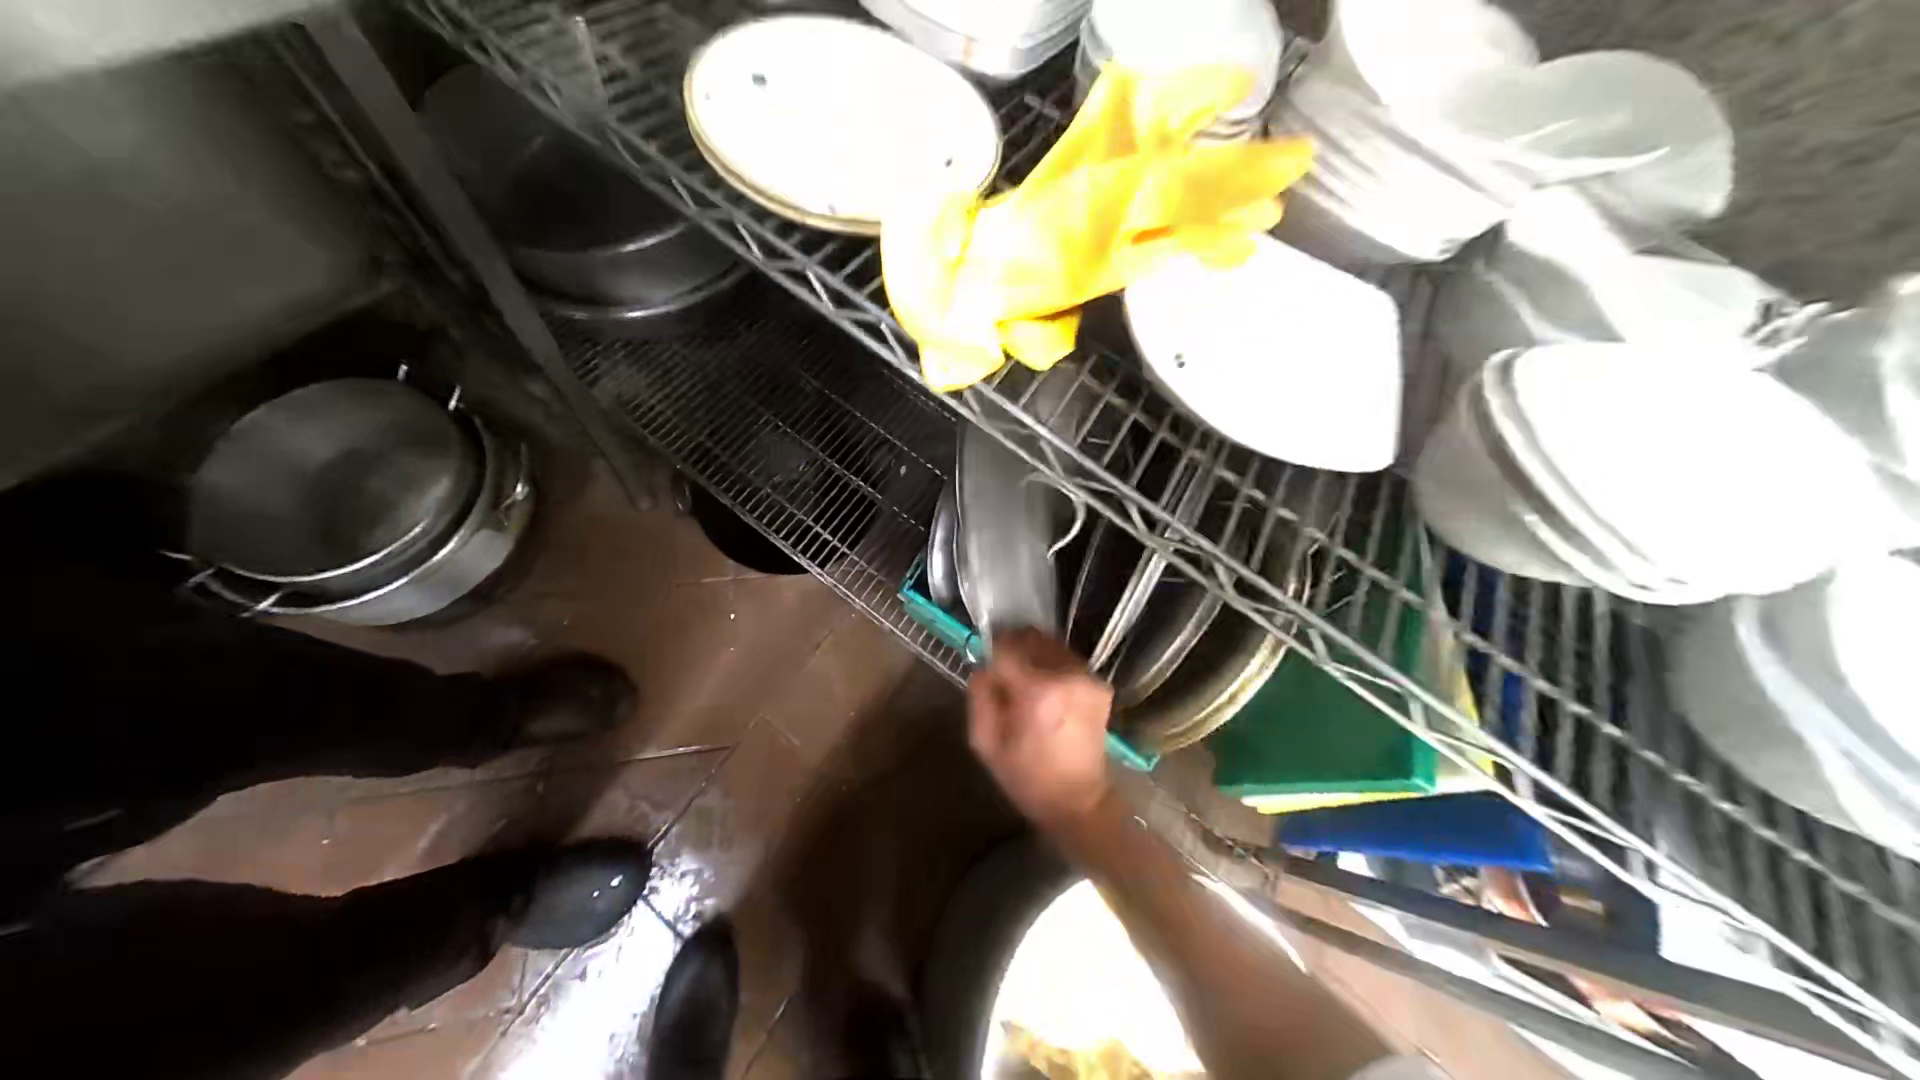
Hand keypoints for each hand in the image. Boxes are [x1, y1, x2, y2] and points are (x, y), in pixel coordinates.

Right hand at [967, 628, 1114, 831]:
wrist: (1078, 800)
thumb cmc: (1027, 777)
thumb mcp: (985, 743)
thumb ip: (980, 696)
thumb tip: (983, 666)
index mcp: (1038, 691)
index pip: (1006, 648)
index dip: (992, 653)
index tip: (987, 667)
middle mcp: (1068, 676)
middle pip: (1032, 637)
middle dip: (1014, 649)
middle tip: (1004, 673)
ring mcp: (1088, 678)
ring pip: (1051, 644)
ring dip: (1034, 656)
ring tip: (1026, 684)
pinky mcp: (1100, 684)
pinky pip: (1067, 659)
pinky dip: (1052, 666)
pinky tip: (1048, 692)